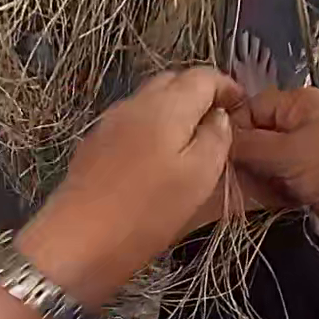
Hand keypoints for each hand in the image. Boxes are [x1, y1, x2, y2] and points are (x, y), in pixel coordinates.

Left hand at [19, 68, 238, 305]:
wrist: (76, 242)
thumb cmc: (145, 213)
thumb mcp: (198, 178)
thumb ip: (215, 139)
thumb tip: (218, 116)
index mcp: (165, 105)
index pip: (202, 75)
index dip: (227, 86)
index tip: (242, 107)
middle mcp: (134, 104)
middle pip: (173, 83)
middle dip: (199, 95)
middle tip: (219, 125)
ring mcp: (108, 124)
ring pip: (149, 103)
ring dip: (174, 113)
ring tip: (191, 144)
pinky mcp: (93, 146)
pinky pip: (131, 124)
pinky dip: (152, 130)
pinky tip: (157, 159)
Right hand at [228, 86, 318, 235]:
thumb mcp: (283, 152)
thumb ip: (245, 144)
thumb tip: (214, 137)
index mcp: (298, 102)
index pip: (251, 106)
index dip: (233, 126)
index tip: (218, 150)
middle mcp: (299, 121)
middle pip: (256, 133)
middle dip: (241, 154)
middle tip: (227, 175)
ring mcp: (303, 150)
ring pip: (263, 159)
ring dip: (253, 174)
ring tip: (241, 188)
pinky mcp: (305, 175)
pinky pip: (275, 177)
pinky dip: (266, 187)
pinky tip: (258, 197)